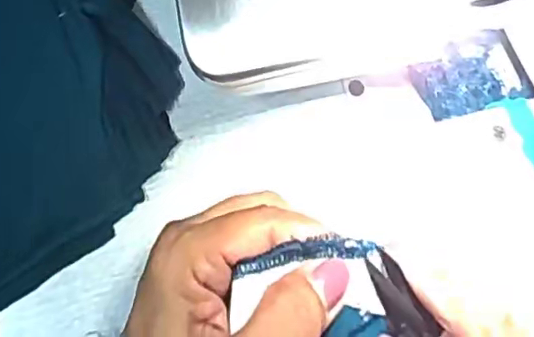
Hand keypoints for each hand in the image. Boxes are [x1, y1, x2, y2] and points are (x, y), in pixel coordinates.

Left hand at [125, 192, 347, 336]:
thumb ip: (285, 318)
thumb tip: (328, 273)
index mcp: (187, 249)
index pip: (266, 217)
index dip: (312, 237)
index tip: (351, 265)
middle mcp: (183, 239)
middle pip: (259, 215)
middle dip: (300, 244)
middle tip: (339, 283)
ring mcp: (183, 255)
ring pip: (252, 233)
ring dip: (287, 260)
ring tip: (317, 297)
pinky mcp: (187, 277)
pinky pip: (238, 255)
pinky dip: (268, 272)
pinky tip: (283, 303)